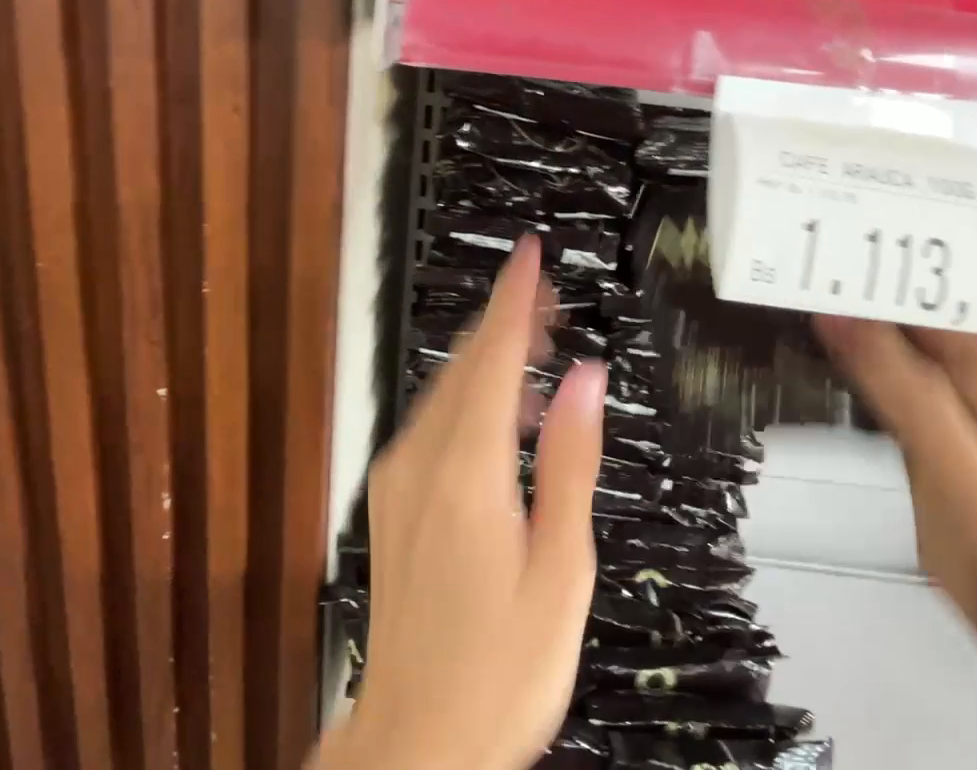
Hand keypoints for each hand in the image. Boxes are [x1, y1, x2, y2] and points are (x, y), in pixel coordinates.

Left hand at [314, 239, 606, 769]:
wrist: (417, 734)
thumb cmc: (500, 667)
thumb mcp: (560, 565)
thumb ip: (569, 461)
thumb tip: (585, 382)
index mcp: (466, 472)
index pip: (492, 357)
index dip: (514, 299)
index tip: (530, 254)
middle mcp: (419, 464)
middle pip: (464, 366)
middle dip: (503, 319)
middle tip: (542, 288)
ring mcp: (397, 482)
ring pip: (445, 392)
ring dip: (486, 357)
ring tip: (530, 336)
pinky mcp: (392, 503)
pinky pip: (432, 425)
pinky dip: (467, 398)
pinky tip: (496, 408)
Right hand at [814, 317, 976, 769]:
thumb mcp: (958, 580)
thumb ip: (932, 486)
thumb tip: (903, 405)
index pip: (932, 414)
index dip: (876, 354)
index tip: (836, 317)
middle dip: (920, 318)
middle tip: (872, 292)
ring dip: (963, 326)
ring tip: (915, 306)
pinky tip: (975, 356)